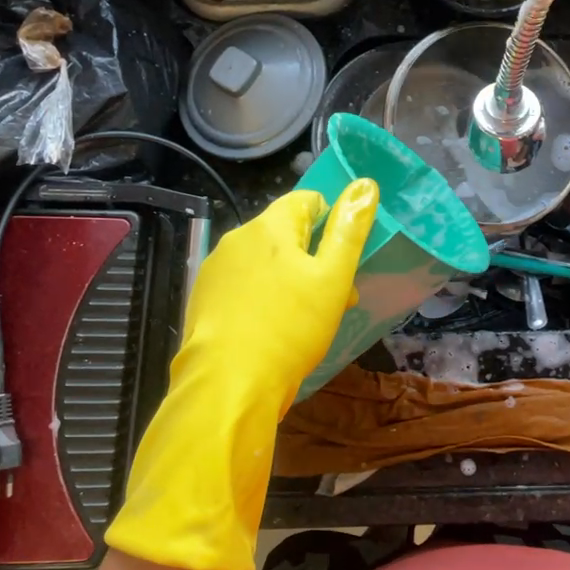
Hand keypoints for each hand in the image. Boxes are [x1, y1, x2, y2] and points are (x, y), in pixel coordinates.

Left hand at [181, 182, 377, 400]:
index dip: (331, 224)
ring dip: (288, 279)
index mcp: (270, 225)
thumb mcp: (333, 279)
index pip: (308, 200)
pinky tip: (270, 329)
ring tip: (304, 320)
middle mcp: (238, 237)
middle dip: (312, 257)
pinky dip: (261, 297)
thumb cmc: (290, 328)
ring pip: (264, 261)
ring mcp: (216, 268)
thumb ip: (350, 229)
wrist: (229, 384)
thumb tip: (365, 184)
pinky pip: (243, 285)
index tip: (341, 261)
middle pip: (286, 233)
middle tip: (332, 298)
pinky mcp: (204, 298)